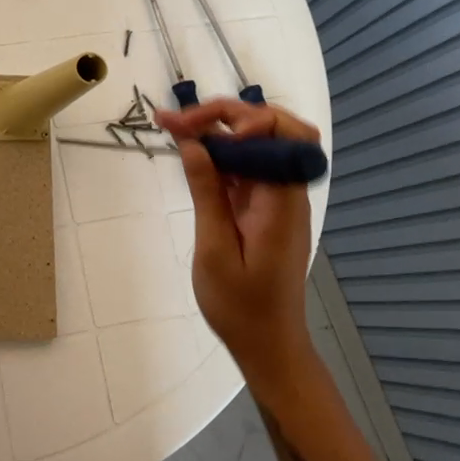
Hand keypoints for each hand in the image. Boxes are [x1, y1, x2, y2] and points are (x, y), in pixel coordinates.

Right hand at [155, 99, 319, 380]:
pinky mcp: (263, 207)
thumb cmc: (242, 306)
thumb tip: (193, 143)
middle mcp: (285, 190)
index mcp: (282, 199)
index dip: (245, 119)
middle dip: (225, 115)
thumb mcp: (215, 250)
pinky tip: (190, 151)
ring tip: (174, 126)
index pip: (282, 133)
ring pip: (256, 143)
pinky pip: (246, 166)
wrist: (269, 345)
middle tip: (177, 121)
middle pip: (270, 128)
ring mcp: (276, 197)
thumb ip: (207, 193)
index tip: (201, 130)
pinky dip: (219, 153)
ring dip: (218, 129)